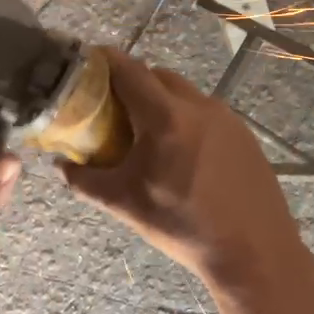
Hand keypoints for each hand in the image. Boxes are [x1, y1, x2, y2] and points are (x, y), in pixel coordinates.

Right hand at [59, 48, 308, 292]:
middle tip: (108, 106)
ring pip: (182, 94)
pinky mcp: (244, 135)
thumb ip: (83, 180)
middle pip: (157, 77)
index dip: (104, 61)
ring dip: (157, 101)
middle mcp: (199, 108)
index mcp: (166, 119)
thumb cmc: (182, 226)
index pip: (129, 71)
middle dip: (130, 82)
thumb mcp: (122, 204)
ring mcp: (227, 119)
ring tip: (140, 132)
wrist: (254, 252)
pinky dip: (181, 118)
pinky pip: (203, 112)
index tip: (86, 61)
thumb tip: (60, 165)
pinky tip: (175, 153)